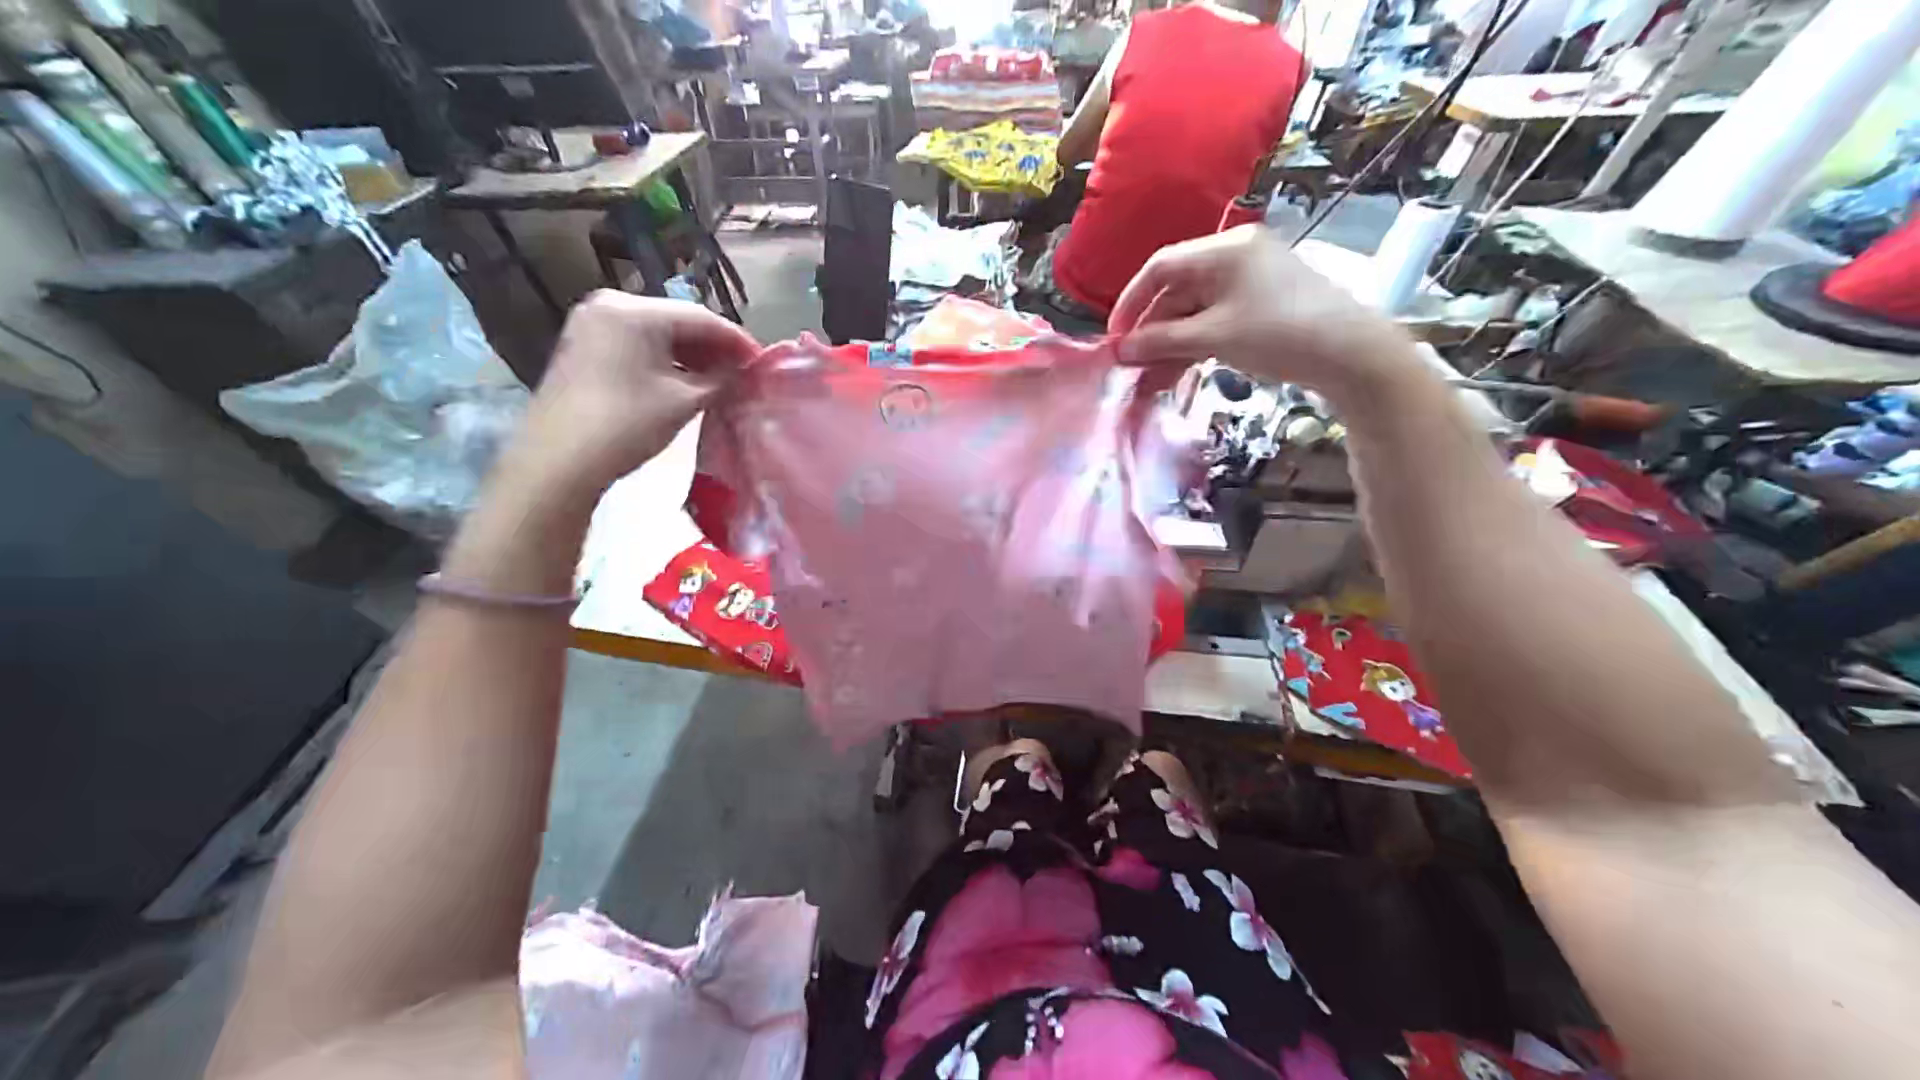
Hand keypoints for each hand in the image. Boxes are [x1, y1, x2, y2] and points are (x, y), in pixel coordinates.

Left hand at [442, 294, 758, 593]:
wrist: (558, 462)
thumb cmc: (626, 424)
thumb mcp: (684, 401)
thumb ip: (720, 380)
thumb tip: (742, 373)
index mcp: (634, 310)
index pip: (702, 318)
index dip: (738, 341)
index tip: (763, 363)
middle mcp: (609, 305)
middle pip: (678, 321)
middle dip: (714, 348)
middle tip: (744, 373)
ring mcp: (591, 325)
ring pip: (657, 334)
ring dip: (691, 356)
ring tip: (720, 382)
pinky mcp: (583, 347)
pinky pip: (636, 345)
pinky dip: (665, 361)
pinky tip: (686, 383)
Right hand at [1109, 226, 1423, 407]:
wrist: (1352, 354)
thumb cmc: (1278, 334)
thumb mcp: (1213, 337)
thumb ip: (1161, 341)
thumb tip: (1120, 350)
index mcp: (1223, 249)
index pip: (1160, 267)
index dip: (1130, 302)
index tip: (1114, 338)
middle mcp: (1235, 256)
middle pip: (1176, 291)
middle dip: (1150, 331)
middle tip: (1131, 367)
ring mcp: (1251, 280)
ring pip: (1194, 311)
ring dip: (1170, 345)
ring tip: (1151, 381)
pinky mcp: (1263, 304)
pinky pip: (1215, 320)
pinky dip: (1194, 345)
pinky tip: (1179, 373)